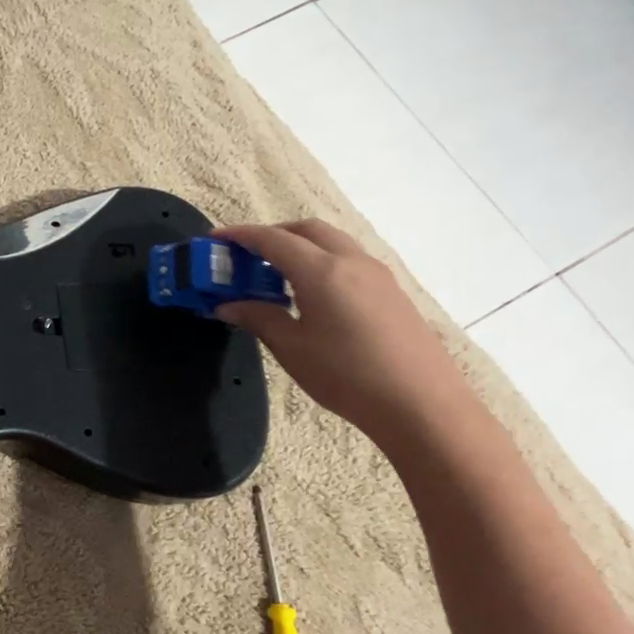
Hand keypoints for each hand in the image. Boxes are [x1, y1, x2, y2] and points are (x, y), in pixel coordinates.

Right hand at [213, 220, 474, 445]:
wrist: (420, 402)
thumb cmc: (346, 374)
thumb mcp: (291, 348)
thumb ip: (258, 318)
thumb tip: (227, 305)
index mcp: (322, 272)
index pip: (274, 240)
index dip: (240, 235)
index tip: (214, 239)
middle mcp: (351, 262)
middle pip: (308, 230)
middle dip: (272, 233)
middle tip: (244, 254)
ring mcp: (376, 275)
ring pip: (332, 243)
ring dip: (299, 246)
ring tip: (272, 274)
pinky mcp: (390, 292)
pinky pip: (347, 260)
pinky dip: (319, 262)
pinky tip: (307, 294)